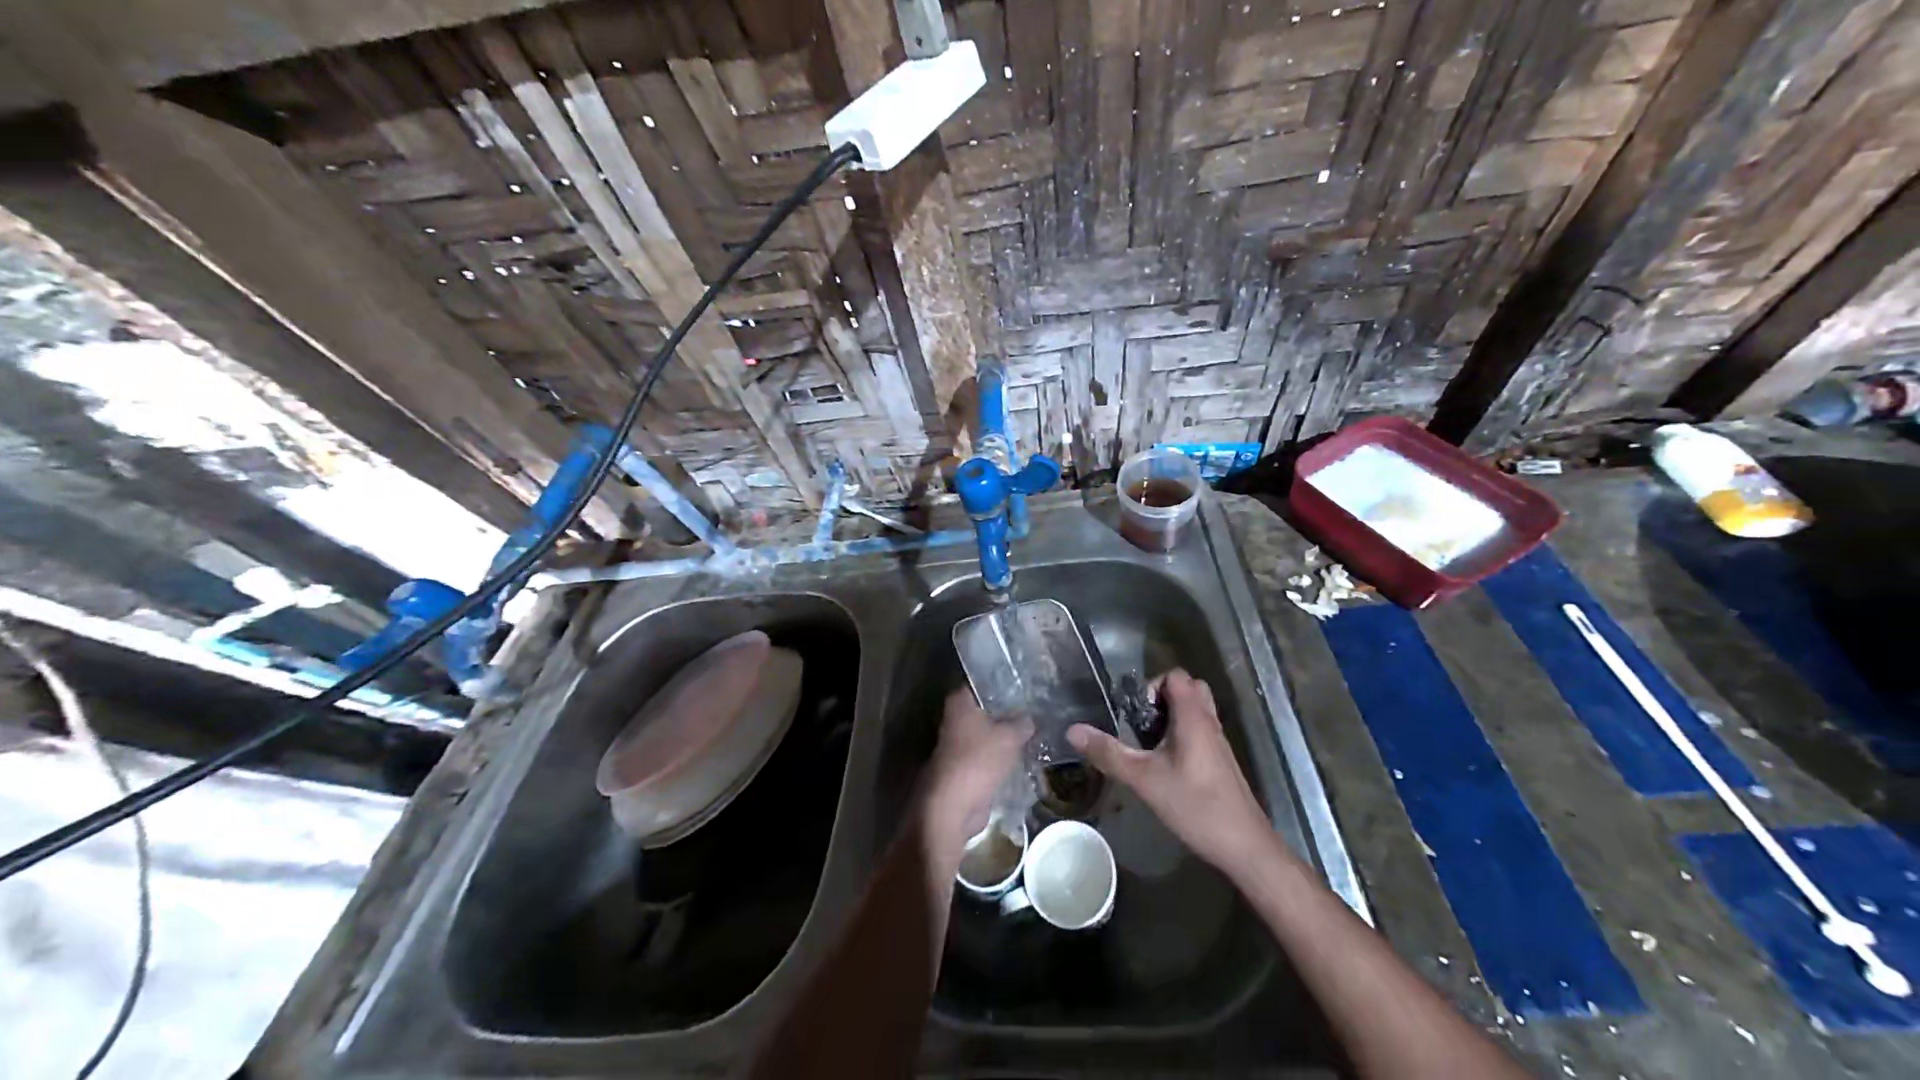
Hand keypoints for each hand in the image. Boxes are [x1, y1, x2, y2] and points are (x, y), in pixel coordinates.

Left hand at [919, 687, 1029, 861]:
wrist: (955, 805)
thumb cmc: (979, 759)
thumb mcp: (1009, 735)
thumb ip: (1023, 722)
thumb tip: (1031, 717)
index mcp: (960, 702)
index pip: (984, 682)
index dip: (1005, 682)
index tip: (1028, 683)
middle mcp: (956, 718)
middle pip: (988, 709)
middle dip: (1011, 710)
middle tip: (1039, 707)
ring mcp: (960, 744)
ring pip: (991, 733)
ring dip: (1009, 735)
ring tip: (1039, 730)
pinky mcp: (968, 766)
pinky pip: (991, 755)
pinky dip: (1006, 756)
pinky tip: (1028, 754)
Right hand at [1068, 670, 1272, 873]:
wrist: (1244, 845)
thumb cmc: (1194, 806)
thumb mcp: (1143, 779)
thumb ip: (1108, 753)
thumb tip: (1072, 730)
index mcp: (1193, 717)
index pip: (1176, 676)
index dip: (1151, 685)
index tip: (1135, 713)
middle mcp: (1209, 722)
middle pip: (1188, 688)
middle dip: (1161, 699)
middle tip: (1142, 724)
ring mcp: (1218, 741)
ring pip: (1195, 710)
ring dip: (1171, 717)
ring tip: (1149, 744)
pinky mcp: (1220, 760)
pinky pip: (1200, 730)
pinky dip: (1181, 734)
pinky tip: (1165, 764)